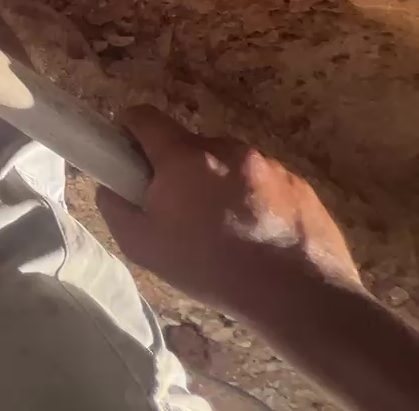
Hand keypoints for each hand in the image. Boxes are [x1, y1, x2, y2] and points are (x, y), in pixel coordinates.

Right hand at [97, 106, 363, 318]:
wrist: (305, 302)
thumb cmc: (210, 266)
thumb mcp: (139, 242)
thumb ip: (113, 205)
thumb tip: (113, 188)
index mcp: (184, 156)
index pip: (143, 116)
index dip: (130, 132)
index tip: (132, 159)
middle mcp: (227, 150)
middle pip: (189, 144)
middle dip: (179, 166)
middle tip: (180, 205)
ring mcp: (272, 168)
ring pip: (228, 164)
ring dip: (218, 182)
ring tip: (227, 225)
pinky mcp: (303, 189)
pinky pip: (264, 183)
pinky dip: (254, 199)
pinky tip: (259, 234)